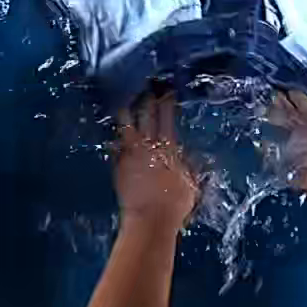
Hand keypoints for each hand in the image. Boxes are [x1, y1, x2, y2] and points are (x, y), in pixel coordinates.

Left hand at [114, 92, 197, 232]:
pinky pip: (114, 146)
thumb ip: (191, 167)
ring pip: (125, 125)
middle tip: (144, 87)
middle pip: (145, 116)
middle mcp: (148, 145)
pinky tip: (113, 132)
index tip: (166, 90)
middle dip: (145, 99)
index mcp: (168, 147)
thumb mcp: (192, 184)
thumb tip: (193, 156)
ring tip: (123, 101)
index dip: (166, 102)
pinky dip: (115, 137)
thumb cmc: (175, 203)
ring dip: (126, 112)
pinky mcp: (117, 166)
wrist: (150, 220)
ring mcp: (130, 154)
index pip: (167, 118)